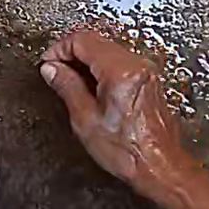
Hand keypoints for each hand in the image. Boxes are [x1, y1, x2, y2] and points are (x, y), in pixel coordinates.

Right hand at [39, 29, 204, 205]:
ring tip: (68, 80)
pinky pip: (118, 61)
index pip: (82, 40)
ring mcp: (145, 71)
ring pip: (106, 49)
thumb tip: (51, 69)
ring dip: (84, 60)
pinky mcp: (147, 80)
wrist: (160, 167)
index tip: (48, 63)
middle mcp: (136, 65)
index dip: (59, 49)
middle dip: (70, 53)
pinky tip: (89, 87)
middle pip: (96, 41)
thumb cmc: (127, 150)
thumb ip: (67, 86)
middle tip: (54, 71)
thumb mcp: (85, 119)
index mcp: (120, 71)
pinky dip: (99, 68)